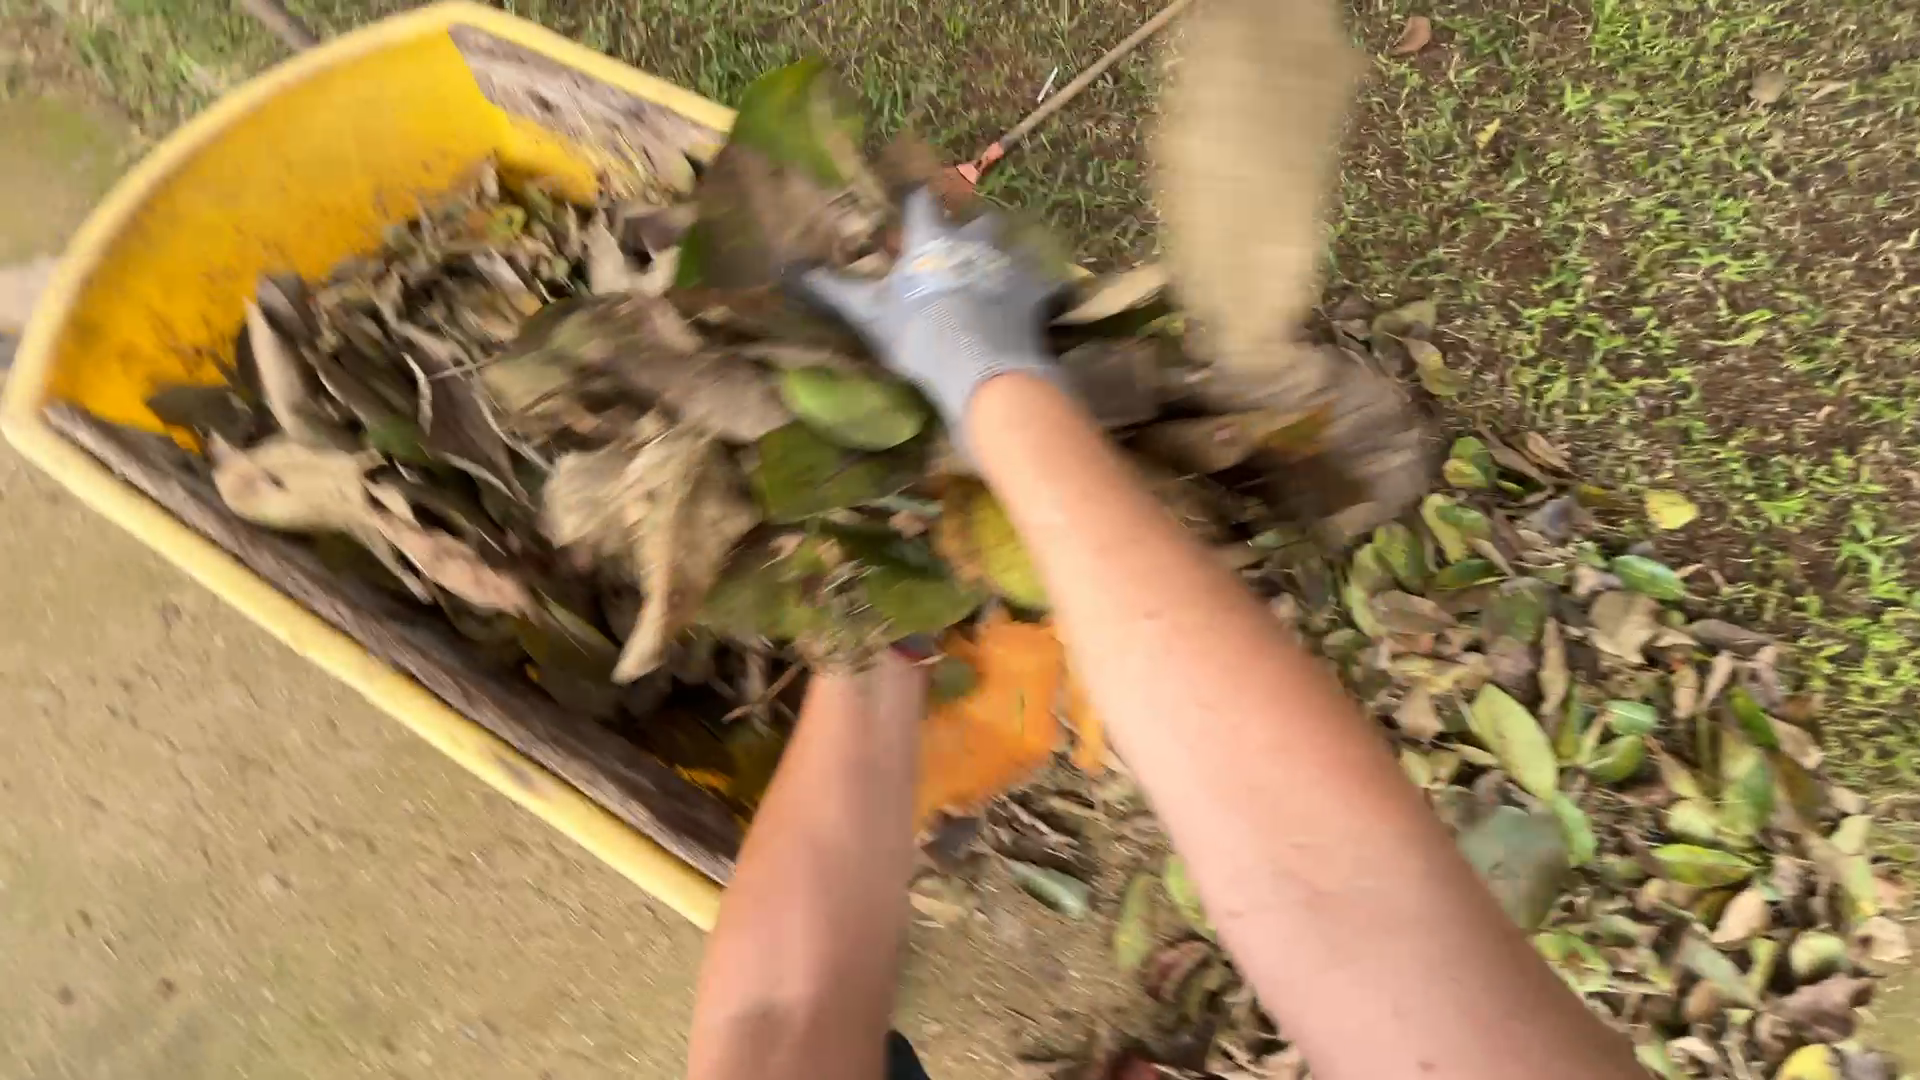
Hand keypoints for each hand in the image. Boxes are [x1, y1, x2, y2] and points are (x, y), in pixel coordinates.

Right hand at [797, 189, 1065, 432]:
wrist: (978, 367)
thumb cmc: (917, 335)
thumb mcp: (867, 313)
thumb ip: (830, 288)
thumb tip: (786, 267)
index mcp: (930, 236)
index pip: (920, 202)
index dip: (916, 203)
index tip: (912, 207)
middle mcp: (973, 237)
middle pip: (976, 218)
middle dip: (970, 229)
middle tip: (961, 251)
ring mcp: (1010, 262)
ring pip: (1012, 245)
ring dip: (1004, 256)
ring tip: (997, 277)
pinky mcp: (1038, 291)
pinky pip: (1044, 282)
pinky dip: (1040, 290)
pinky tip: (1035, 304)